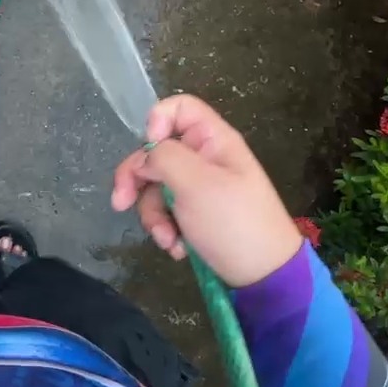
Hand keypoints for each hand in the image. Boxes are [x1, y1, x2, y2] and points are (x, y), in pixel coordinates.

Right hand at [111, 94, 303, 288]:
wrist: (265, 278)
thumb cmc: (234, 223)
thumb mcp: (197, 183)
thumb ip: (164, 158)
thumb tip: (144, 159)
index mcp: (213, 140)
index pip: (178, 108)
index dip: (156, 122)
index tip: (148, 152)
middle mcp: (204, 159)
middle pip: (155, 152)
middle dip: (137, 180)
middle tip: (121, 203)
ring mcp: (199, 188)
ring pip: (155, 187)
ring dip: (153, 215)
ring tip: (167, 240)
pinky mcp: (194, 214)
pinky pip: (165, 212)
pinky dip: (165, 229)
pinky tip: (176, 247)